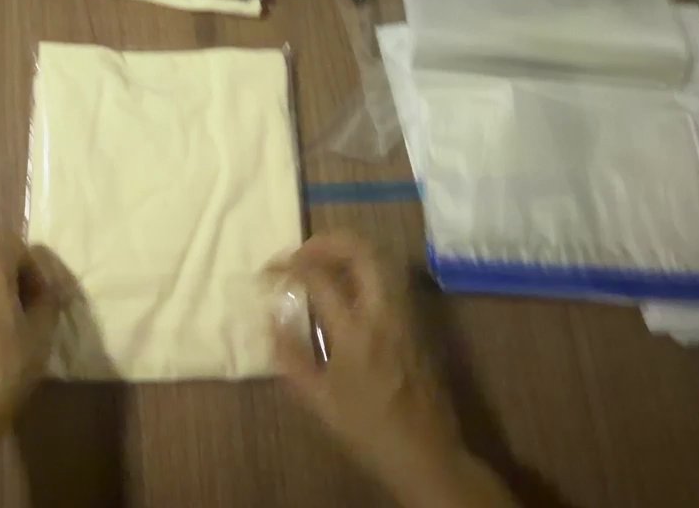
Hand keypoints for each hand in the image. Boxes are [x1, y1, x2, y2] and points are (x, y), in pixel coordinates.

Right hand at [271, 233, 466, 485]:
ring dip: (349, 249)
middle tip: (301, 254)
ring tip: (323, 262)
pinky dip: (367, 267)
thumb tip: (272, 316)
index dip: (288, 266)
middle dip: (325, 242)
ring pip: (383, 258)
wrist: (429, 456)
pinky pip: (392, 277)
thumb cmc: (369, 430)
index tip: (269, 273)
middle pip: (361, 250)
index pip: (318, 277)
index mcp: (356, 332)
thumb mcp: (319, 400)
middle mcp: (384, 313)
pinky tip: (350, 285)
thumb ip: (290, 355)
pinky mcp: (419, 322)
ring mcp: (407, 314)